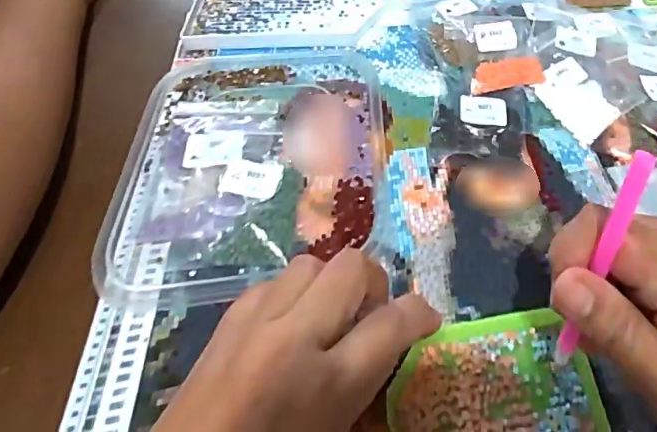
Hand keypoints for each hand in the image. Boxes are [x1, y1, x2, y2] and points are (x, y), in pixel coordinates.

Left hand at [155, 250, 440, 431]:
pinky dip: (293, 293)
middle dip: (374, 285)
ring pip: (314, 263)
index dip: (420, 315)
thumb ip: (366, 394)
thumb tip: (391, 356)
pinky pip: (277, 279)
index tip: (427, 319)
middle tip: (372, 317)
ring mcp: (257, 318)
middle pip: (354, 268)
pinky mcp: (229, 314)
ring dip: (331, 285)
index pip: (393, 324)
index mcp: (327, 386)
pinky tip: (287, 325)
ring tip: (327, 318)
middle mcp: (293, 338)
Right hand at [548, 207, 656, 431]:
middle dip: (578, 278)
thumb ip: (618, 331)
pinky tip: (624, 333)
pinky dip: (609, 292)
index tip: (565, 314)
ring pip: (603, 244)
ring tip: (609, 345)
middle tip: (587, 339)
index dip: (570, 259)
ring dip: (592, 289)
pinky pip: (620, 258)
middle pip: (597, 230)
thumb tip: (562, 282)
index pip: (597, 225)